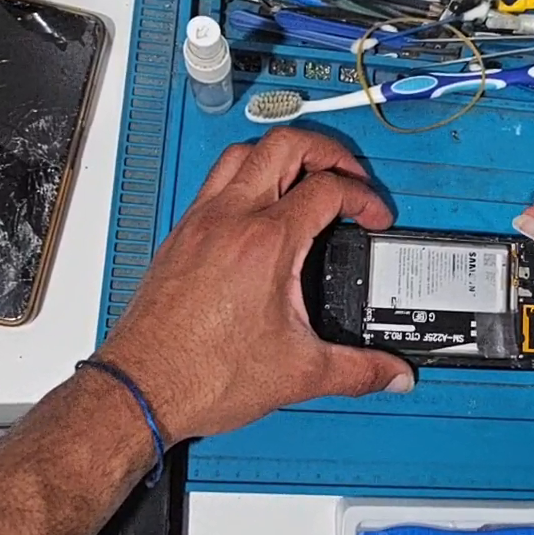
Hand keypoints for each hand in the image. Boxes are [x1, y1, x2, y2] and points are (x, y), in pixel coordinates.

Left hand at [94, 128, 413, 442]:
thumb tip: (393, 374)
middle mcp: (230, 219)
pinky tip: (260, 206)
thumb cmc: (201, 376)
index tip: (375, 218)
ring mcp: (201, 222)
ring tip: (307, 175)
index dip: (365, 197)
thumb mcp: (299, 373)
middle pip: (285, 145)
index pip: (328, 189)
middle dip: (329, 152)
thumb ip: (357, 370)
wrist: (140, 389)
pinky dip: (248, 175)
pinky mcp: (181, 235)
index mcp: (265, 243)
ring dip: (283, 154)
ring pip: (244, 152)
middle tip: (349, 175)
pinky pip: (217, 179)